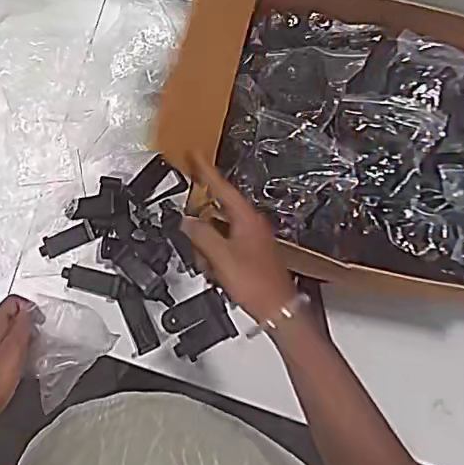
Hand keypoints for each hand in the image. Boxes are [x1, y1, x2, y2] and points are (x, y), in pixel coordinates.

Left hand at [0, 294, 33, 432]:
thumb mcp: (15, 347)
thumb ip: (22, 325)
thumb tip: (27, 308)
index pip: (11, 301)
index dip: (28, 306)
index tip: (39, 318)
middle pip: (10, 315)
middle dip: (27, 321)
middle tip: (38, 333)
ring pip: (9, 331)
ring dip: (24, 336)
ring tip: (33, 347)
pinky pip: (6, 346)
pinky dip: (18, 348)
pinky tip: (23, 360)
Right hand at [182, 156, 299, 324]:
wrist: (279, 311)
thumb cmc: (258, 285)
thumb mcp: (221, 257)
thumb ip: (200, 235)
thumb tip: (186, 221)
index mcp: (246, 218)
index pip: (221, 186)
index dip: (205, 169)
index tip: (194, 154)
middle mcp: (251, 224)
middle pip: (217, 207)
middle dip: (198, 215)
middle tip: (184, 218)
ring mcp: (252, 238)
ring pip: (218, 227)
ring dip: (205, 239)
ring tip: (202, 258)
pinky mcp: (250, 251)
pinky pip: (224, 242)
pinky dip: (213, 250)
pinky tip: (210, 265)